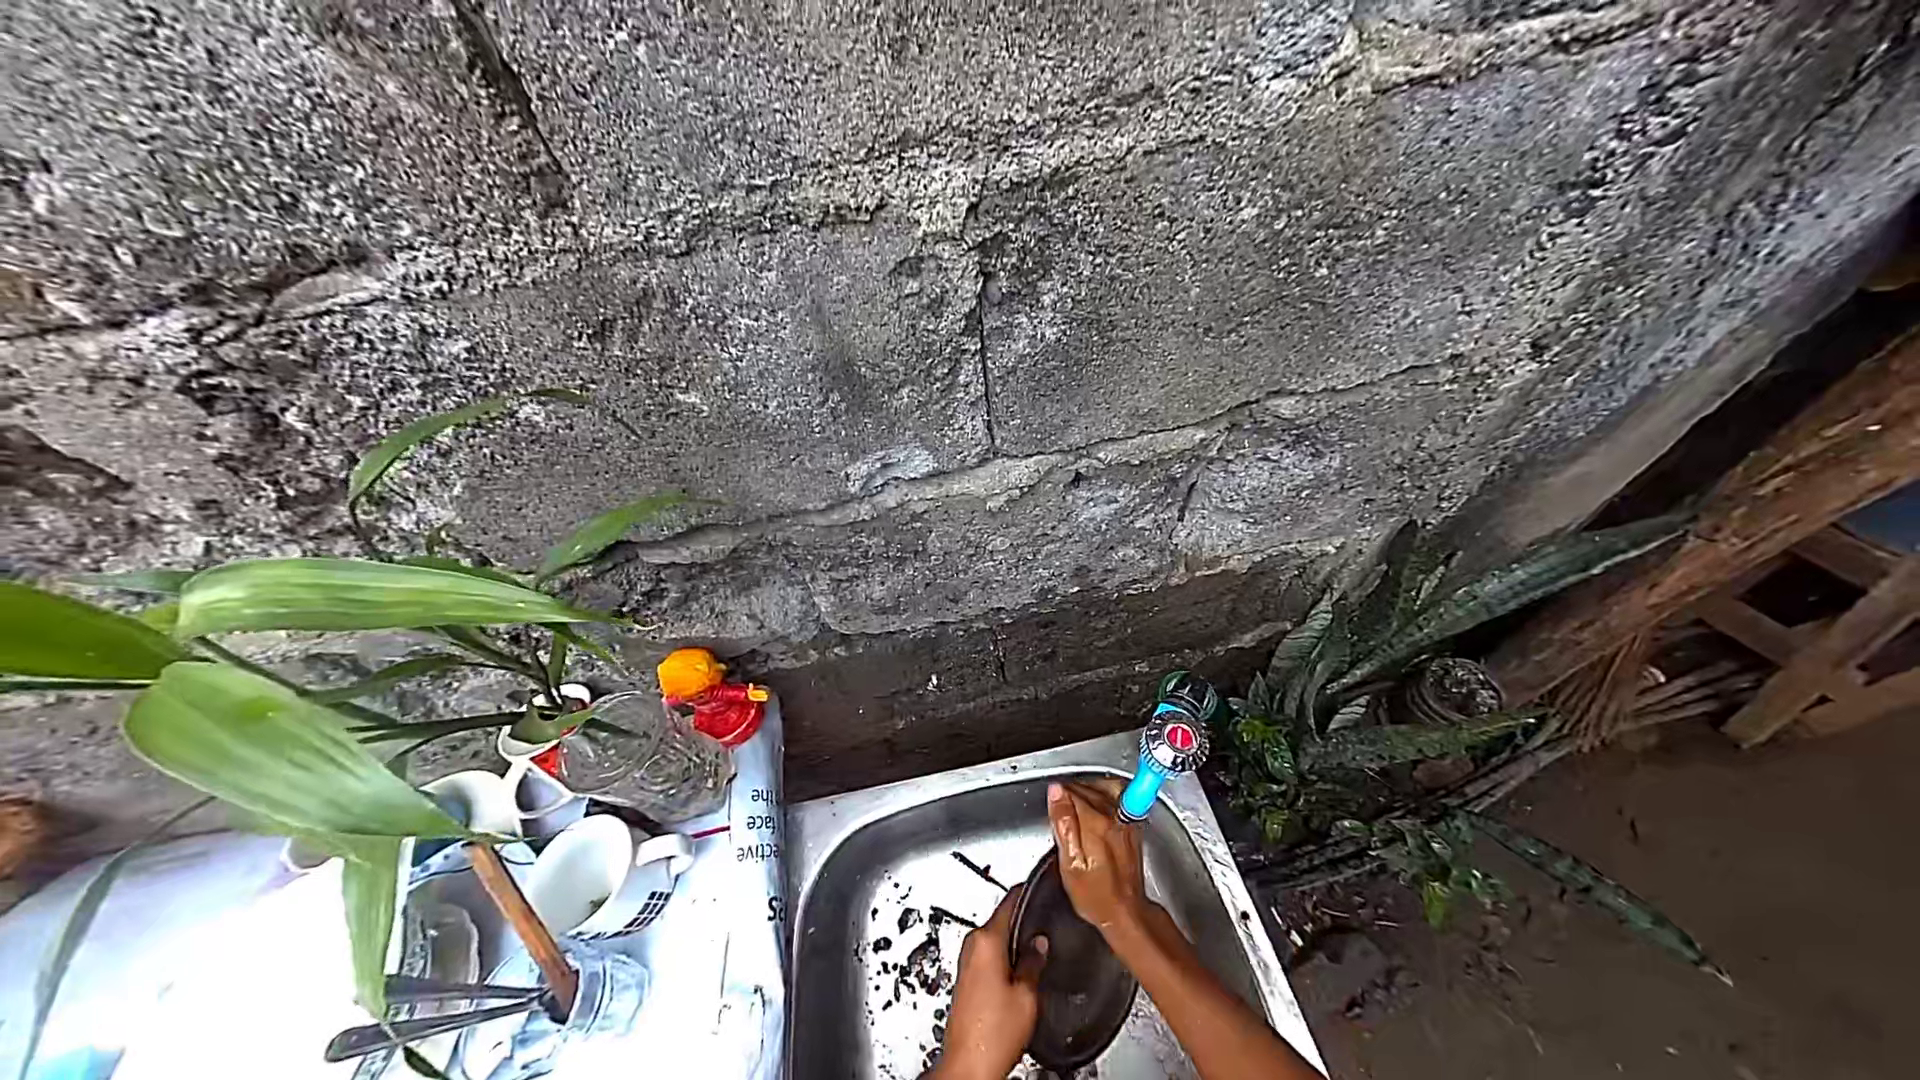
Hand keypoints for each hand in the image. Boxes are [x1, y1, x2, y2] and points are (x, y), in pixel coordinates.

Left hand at [930, 885, 1048, 1079]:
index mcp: (986, 940)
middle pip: (1002, 918)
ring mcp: (967, 960)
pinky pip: (989, 954)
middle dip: (1024, 921)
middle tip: (1046, 922)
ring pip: (996, 937)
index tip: (1039, 881)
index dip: (1027, 890)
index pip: (1009, 900)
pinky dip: (1004, 956)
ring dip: (1014, 941)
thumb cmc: (991, 1035)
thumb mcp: (1026, 996)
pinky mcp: (966, 976)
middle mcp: (972, 945)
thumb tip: (1038, 943)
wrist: (968, 1066)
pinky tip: (1020, 972)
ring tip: (1037, 950)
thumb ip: (1033, 962)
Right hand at [1047, 779, 1152, 937]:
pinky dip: (1102, 795)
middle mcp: (1113, 816)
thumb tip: (1056, 793)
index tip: (1051, 804)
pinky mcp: (1132, 825)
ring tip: (1073, 804)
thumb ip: (1063, 823)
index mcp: (1095, 823)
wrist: (1126, 912)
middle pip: (1086, 788)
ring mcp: (1125, 819)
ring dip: (1086, 790)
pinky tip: (1093, 806)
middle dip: (1069, 792)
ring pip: (1102, 787)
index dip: (1057, 795)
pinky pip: (1116, 796)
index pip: (1071, 792)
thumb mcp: (1070, 863)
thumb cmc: (1096, 895)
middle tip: (1058, 807)